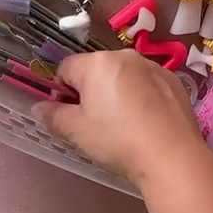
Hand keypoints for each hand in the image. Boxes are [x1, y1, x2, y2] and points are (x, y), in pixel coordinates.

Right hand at [35, 50, 208, 188]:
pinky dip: (141, 98)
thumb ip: (53, 116)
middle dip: (90, 92)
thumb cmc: (117, 141)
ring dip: (116, 93)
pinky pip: (147, 85)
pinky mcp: (174, 82)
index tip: (68, 115)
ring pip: (123, 77)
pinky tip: (145, 123)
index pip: (66, 69)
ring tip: (123, 125)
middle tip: (95, 124)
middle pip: (96, 70)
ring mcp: (154, 67)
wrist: (171, 156)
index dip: (61, 91)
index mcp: (97, 63)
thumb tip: (38, 107)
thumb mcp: (77, 132)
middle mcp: (126, 56)